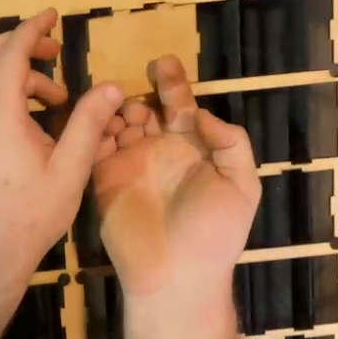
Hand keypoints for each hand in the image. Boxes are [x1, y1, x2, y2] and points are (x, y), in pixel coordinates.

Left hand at [0, 10, 125, 285]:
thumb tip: (113, 87)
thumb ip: (89, 123)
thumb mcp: (70, 169)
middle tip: (56, 52)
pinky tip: (39, 125)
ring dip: (21, 77)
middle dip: (21, 44)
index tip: (52, 16)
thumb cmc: (31, 216)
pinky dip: (11, 98)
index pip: (9, 54)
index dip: (31, 29)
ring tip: (59, 101)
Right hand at [93, 55, 259, 300]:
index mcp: (192, 150)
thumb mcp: (242, 186)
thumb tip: (203, 113)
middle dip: (141, 93)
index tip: (163, 62)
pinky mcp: (103, 177)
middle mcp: (159, 151)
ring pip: (119, 121)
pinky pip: (95, 144)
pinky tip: (100, 116)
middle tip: (137, 87)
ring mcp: (129, 163)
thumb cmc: (213, 233)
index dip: (174, 84)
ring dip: (119, 107)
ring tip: (124, 109)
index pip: (181, 107)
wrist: (176, 276)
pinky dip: (95, 126)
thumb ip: (231, 145)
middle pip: (147, 109)